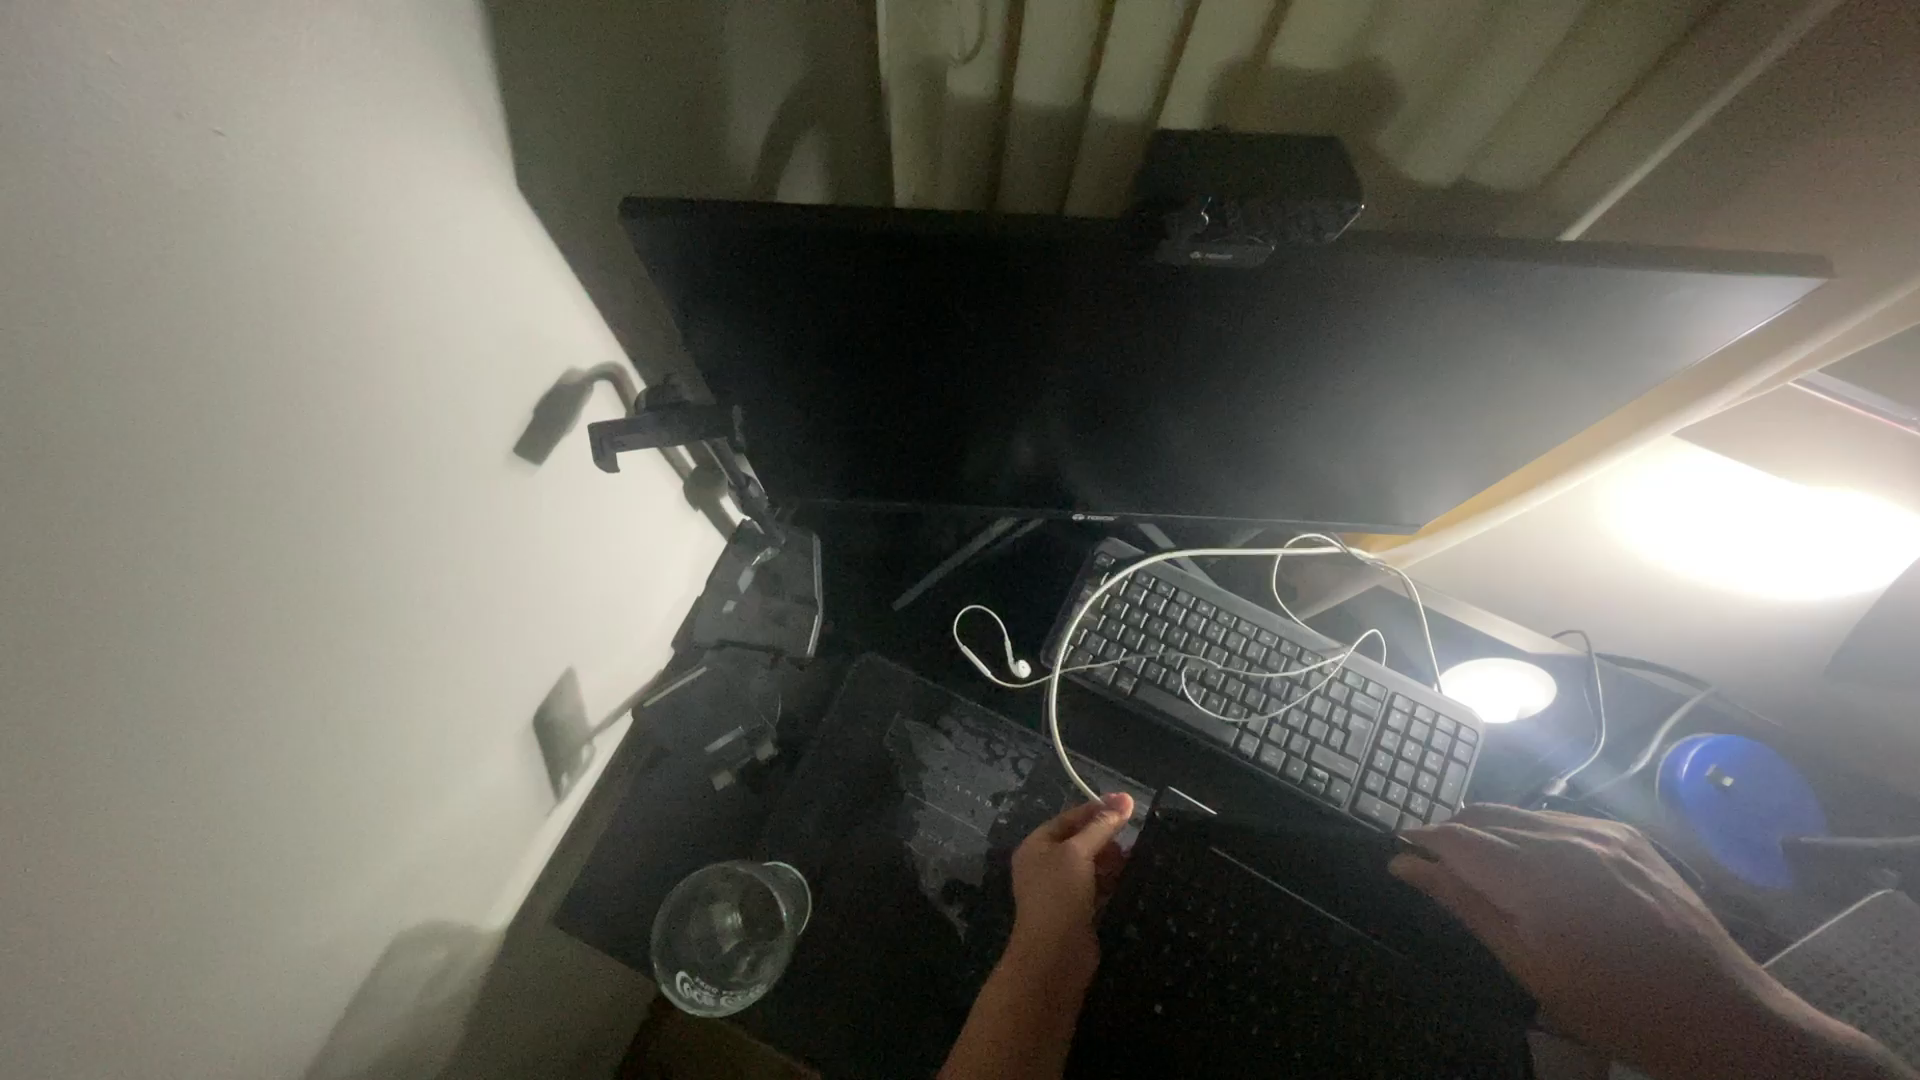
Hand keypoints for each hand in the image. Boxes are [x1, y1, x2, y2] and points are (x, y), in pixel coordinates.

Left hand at [1005, 792, 1133, 983]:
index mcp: (1037, 846)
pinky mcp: (1079, 913)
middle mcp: (1046, 865)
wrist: (1054, 958)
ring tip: (1137, 854)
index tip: (1127, 803)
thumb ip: (1101, 827)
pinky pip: (1098, 888)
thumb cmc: (1058, 895)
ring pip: (1091, 866)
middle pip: (1080, 842)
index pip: (1068, 819)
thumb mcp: (1077, 853)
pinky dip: (1114, 881)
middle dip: (1105, 836)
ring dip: (1112, 859)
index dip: (1096, 809)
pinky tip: (1133, 876)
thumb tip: (1126, 799)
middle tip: (1134, 832)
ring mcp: (1062, 891)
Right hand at [1390, 804, 1903, 1079]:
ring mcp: (1600, 833)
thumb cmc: (1615, 1007)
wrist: (1729, 1020)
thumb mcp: (1527, 965)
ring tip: (1488, 868)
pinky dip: (1530, 833)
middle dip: (1452, 835)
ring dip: (1489, 832)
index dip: (1421, 840)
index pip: (1454, 837)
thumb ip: (1462, 904)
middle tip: (1440, 867)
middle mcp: (1565, 840)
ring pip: (1516, 813)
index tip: (1400, 852)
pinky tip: (1538, 865)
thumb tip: (1403, 864)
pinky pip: (1556, 818)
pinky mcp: (1626, 836)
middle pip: (1481, 816)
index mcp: (1535, 877)